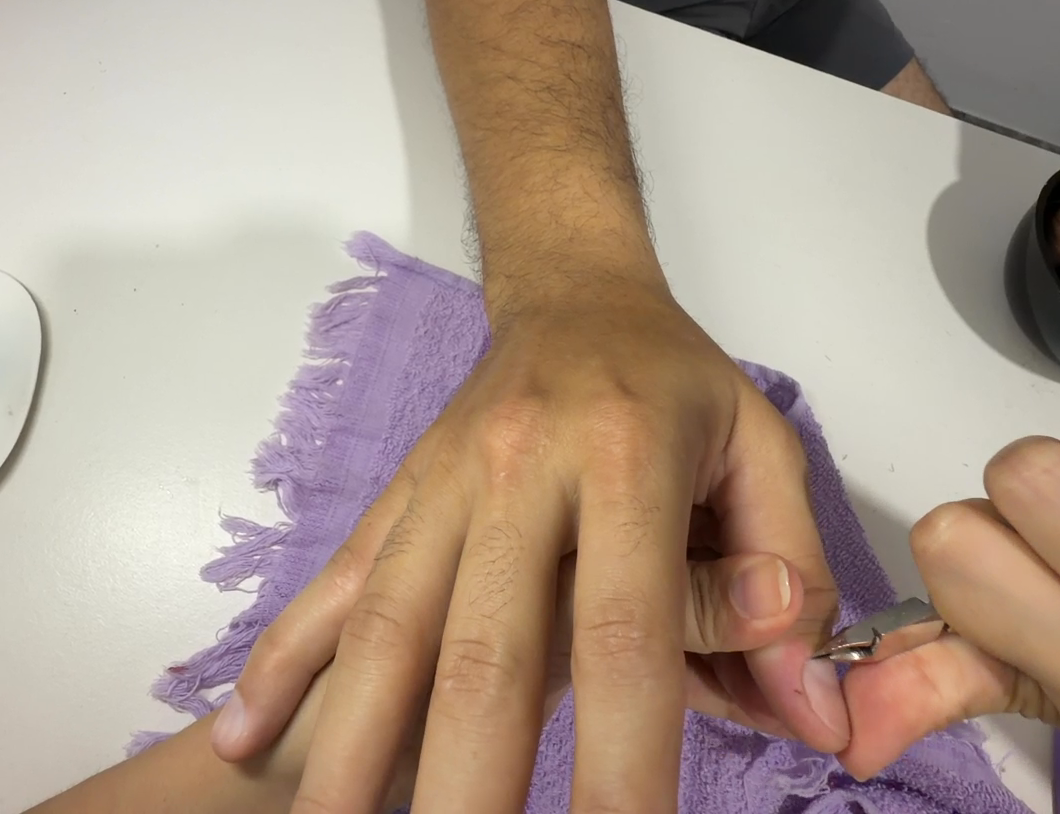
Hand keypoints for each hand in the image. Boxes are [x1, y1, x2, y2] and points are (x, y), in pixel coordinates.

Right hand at [210, 279, 844, 811]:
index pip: (626, 631)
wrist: (574, 295)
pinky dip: (291, 653)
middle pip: (485, 647)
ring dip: (358, 742)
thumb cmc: (672, 374)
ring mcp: (448, 474)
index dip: (622, 766)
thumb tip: (814, 713)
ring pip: (392, 619)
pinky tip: (244, 727)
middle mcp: (521, 465)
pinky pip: (344, 573)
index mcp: (626, 456)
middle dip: (468, 787)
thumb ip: (791, 572)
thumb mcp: (762, 448)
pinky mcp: (407, 482)